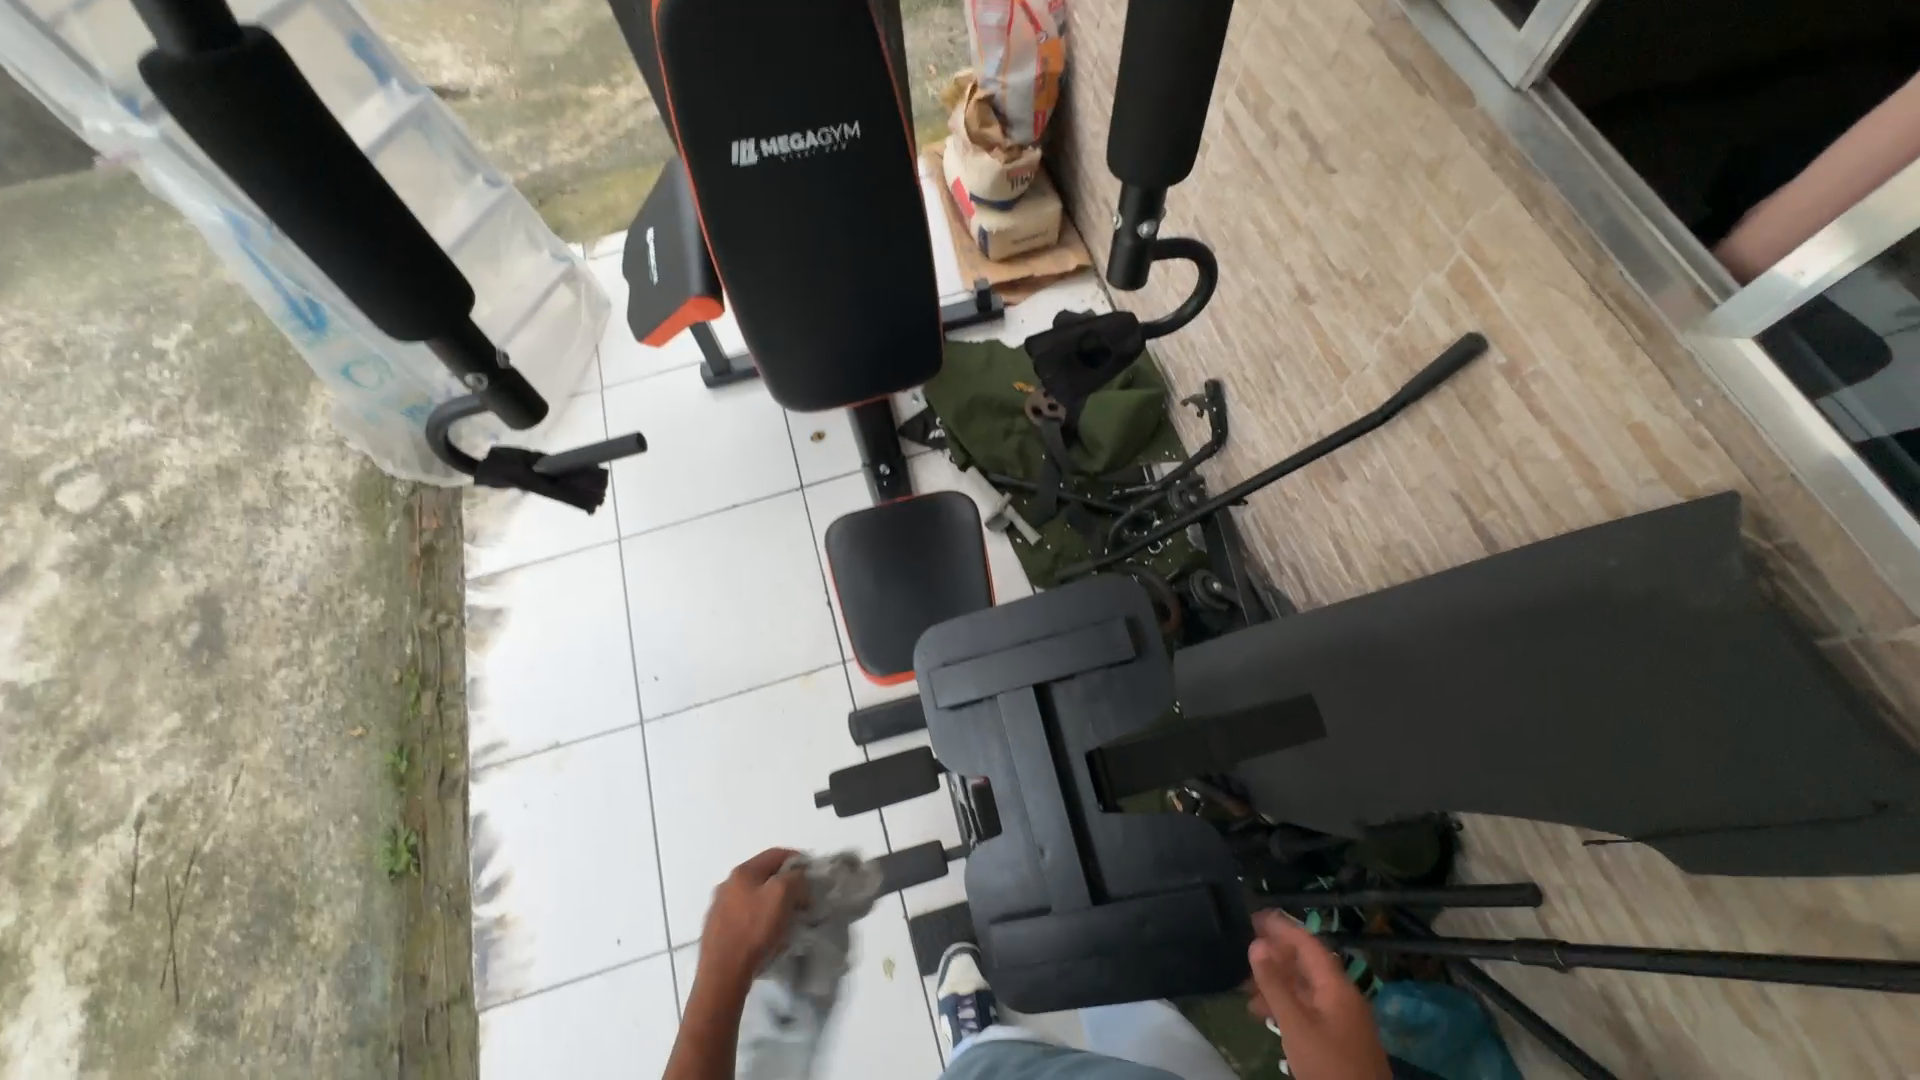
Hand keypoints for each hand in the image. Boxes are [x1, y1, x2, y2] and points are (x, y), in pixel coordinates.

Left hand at [696, 848, 808, 991]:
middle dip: (786, 884)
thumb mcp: (782, 895)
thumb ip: (795, 878)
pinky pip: (744, 916)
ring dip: (772, 903)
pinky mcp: (716, 930)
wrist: (722, 973)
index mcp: (742, 871)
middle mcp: (727, 885)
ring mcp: (718, 908)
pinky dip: (758, 919)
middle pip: (764, 876)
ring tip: (786, 920)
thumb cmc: (754, 929)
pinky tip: (765, 935)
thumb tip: (798, 877)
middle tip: (801, 900)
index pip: (776, 854)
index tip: (812, 875)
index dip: (798, 860)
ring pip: (753, 896)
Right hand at [1246, 911, 1390, 1079]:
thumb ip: (1274, 984)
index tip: (1253, 917)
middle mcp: (1342, 995)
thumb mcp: (1295, 1025)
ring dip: (1276, 983)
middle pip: (1306, 964)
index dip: (1281, 927)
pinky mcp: (1338, 1037)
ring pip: (1305, 988)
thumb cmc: (1328, 1065)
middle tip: (1243, 951)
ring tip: (1245, 987)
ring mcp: (1342, 1017)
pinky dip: (1286, 1004)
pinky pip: (1308, 1008)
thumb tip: (1256, 944)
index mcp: (1336, 986)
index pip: (1307, 943)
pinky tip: (1263, 1013)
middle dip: (1274, 956)